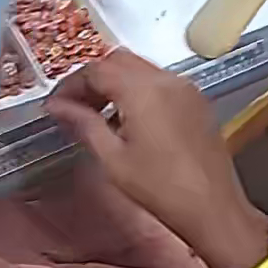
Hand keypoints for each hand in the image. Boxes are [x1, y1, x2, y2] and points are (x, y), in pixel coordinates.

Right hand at [44, 50, 267, 267]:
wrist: (211, 207)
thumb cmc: (158, 187)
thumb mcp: (111, 157)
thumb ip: (83, 123)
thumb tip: (57, 106)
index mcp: (143, 90)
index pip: (96, 69)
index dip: (70, 84)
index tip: (55, 105)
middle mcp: (166, 79)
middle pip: (118, 60)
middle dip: (91, 79)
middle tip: (73, 106)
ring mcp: (185, 88)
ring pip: (139, 68)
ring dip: (113, 83)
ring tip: (96, 115)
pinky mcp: (195, 101)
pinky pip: (158, 82)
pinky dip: (135, 90)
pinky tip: (125, 120)